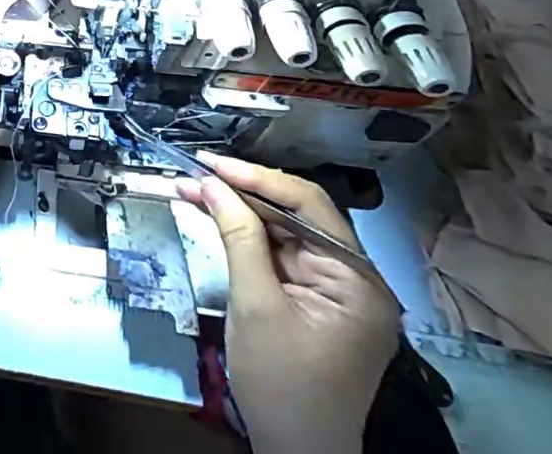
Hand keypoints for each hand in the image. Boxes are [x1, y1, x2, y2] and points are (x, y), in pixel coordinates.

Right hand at [176, 154, 398, 453]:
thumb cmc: (282, 387)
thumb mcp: (255, 306)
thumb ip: (238, 237)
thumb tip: (212, 184)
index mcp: (358, 278)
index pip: (308, 205)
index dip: (257, 178)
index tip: (212, 164)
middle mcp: (354, 275)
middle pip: (295, 214)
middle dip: (242, 193)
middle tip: (196, 174)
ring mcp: (335, 287)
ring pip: (283, 229)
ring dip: (239, 210)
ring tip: (193, 189)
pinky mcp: (313, 296)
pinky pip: (279, 252)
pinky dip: (246, 235)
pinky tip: (214, 216)